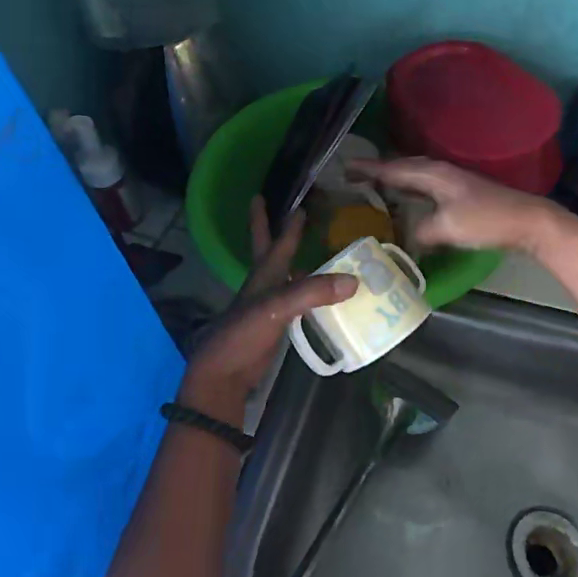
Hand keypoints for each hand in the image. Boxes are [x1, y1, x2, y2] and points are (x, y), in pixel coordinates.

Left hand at [178, 200, 356, 420]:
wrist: (224, 374)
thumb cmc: (244, 335)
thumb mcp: (278, 308)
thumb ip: (312, 292)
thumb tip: (353, 280)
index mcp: (264, 276)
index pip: (275, 242)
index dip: (285, 223)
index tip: (297, 202)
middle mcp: (265, 286)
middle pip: (271, 251)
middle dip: (277, 231)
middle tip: (292, 212)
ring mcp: (269, 306)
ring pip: (285, 275)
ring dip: (296, 262)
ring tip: (314, 252)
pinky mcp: (275, 325)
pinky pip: (296, 300)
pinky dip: (309, 293)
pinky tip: (321, 297)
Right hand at [350, 158, 571, 255]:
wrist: (528, 222)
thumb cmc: (486, 220)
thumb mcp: (447, 228)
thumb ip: (421, 231)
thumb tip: (407, 238)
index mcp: (434, 174)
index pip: (394, 168)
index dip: (369, 168)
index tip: (345, 166)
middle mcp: (441, 172)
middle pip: (404, 167)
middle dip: (380, 170)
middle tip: (355, 175)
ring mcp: (454, 182)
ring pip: (417, 176)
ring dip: (396, 179)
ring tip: (376, 185)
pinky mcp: (463, 194)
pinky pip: (427, 187)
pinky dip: (412, 190)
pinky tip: (410, 201)